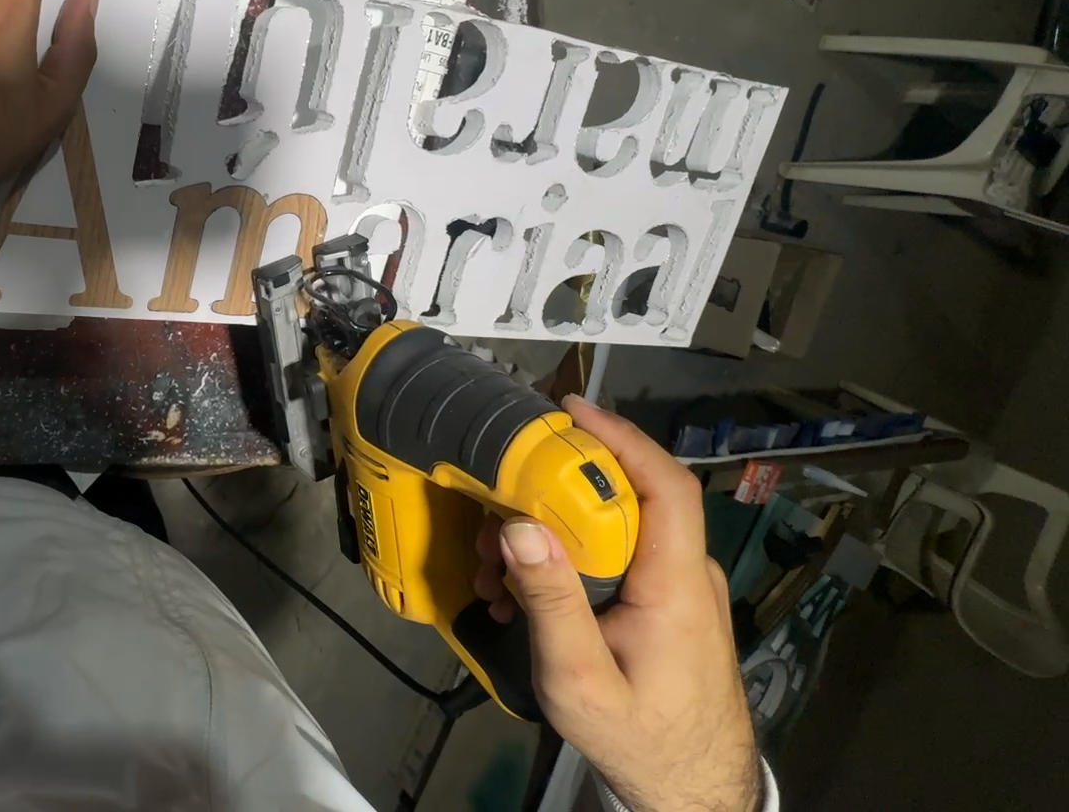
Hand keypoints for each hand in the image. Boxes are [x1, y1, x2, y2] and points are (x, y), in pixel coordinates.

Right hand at [474, 395, 760, 811]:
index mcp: (676, 585)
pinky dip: (559, 558)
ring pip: (607, 528)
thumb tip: (519, 526)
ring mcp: (674, 587)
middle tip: (492, 507)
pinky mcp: (659, 602)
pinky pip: (608, 556)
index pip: (665, 487)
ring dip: (545, 531)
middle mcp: (683, 574)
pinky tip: (519, 590)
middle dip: (549, 490)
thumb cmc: (639, 738)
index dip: (621, 438)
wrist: (691, 792)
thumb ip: (551, 601)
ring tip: (491, 567)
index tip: (571, 409)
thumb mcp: (579, 678)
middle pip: (623, 498)